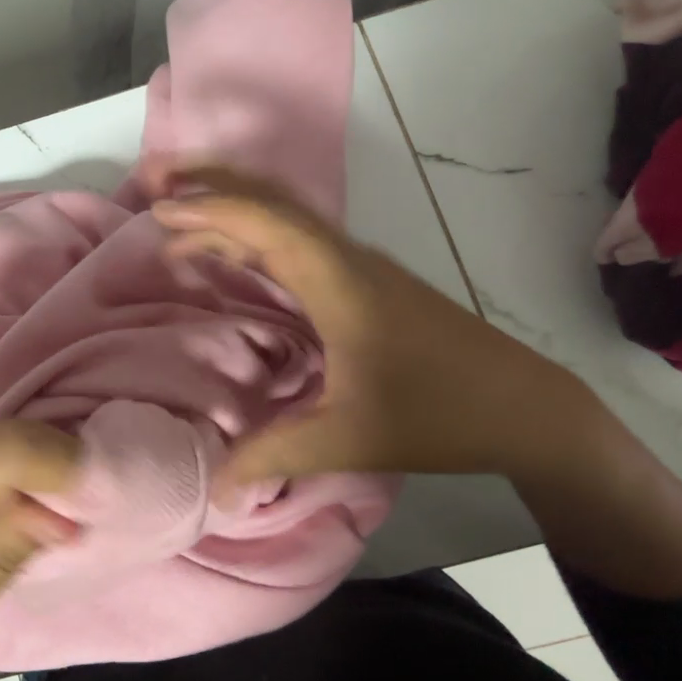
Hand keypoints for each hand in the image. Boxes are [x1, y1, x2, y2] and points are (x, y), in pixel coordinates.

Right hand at [150, 166, 606, 495]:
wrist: (526, 408)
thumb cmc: (437, 415)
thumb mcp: (347, 440)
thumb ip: (274, 457)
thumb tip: (210, 491)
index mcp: (340, 282)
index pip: (267, 224)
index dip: (211, 211)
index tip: (159, 214)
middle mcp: (347, 260)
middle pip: (273, 202)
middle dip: (212, 189)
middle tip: (155, 191)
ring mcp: (360, 268)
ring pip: (286, 219)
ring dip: (232, 213)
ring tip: (176, 227)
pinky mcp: (367, 283)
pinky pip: (298, 241)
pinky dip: (255, 237)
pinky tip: (234, 257)